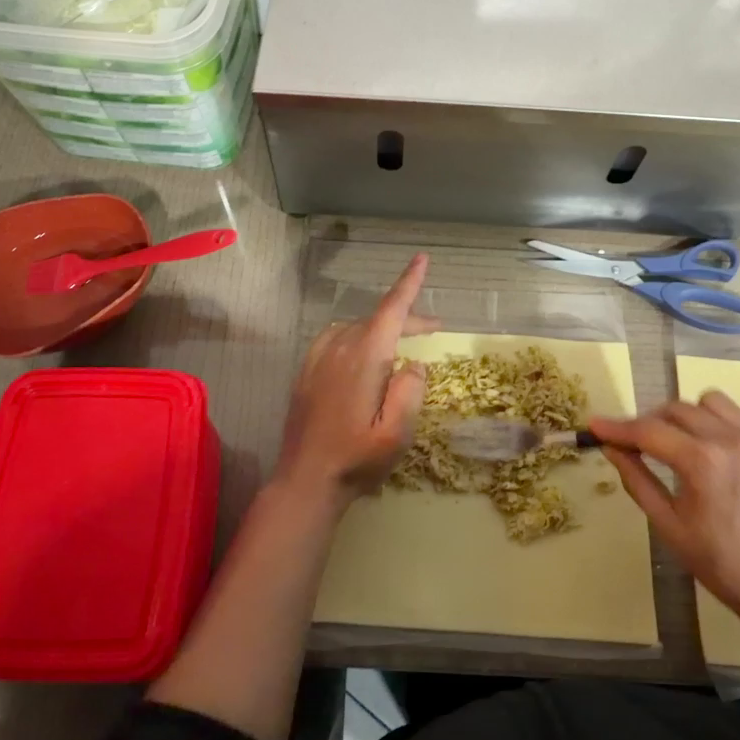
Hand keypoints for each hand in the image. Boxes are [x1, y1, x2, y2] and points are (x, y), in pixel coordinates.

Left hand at [276, 254, 437, 505]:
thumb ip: (410, 391)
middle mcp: (338, 349)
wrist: (305, 480)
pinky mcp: (306, 373)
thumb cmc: (357, 460)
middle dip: (406, 318)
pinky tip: (365, 355)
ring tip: (402, 344)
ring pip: (355, 327)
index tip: (421, 259)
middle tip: (434, 329)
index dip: (408, 283)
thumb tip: (414, 363)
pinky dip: (358, 336)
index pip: (391, 310)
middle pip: (376, 319)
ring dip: (381, 328)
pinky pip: (336, 339)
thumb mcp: (397, 433)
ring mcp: (317, 359)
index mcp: (364, 358)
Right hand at [592, 391, 739, 653]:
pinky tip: (735, 438)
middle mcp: (732, 441)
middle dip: (650, 422)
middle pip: (678, 410)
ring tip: (688, 442)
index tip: (596, 425)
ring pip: (716, 402)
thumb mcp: (668, 526)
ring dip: (693, 415)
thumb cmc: (721, 565)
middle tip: (639, 445)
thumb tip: (612, 448)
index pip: (648, 431)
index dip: (617, 427)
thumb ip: (637, 480)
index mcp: (701, 463)